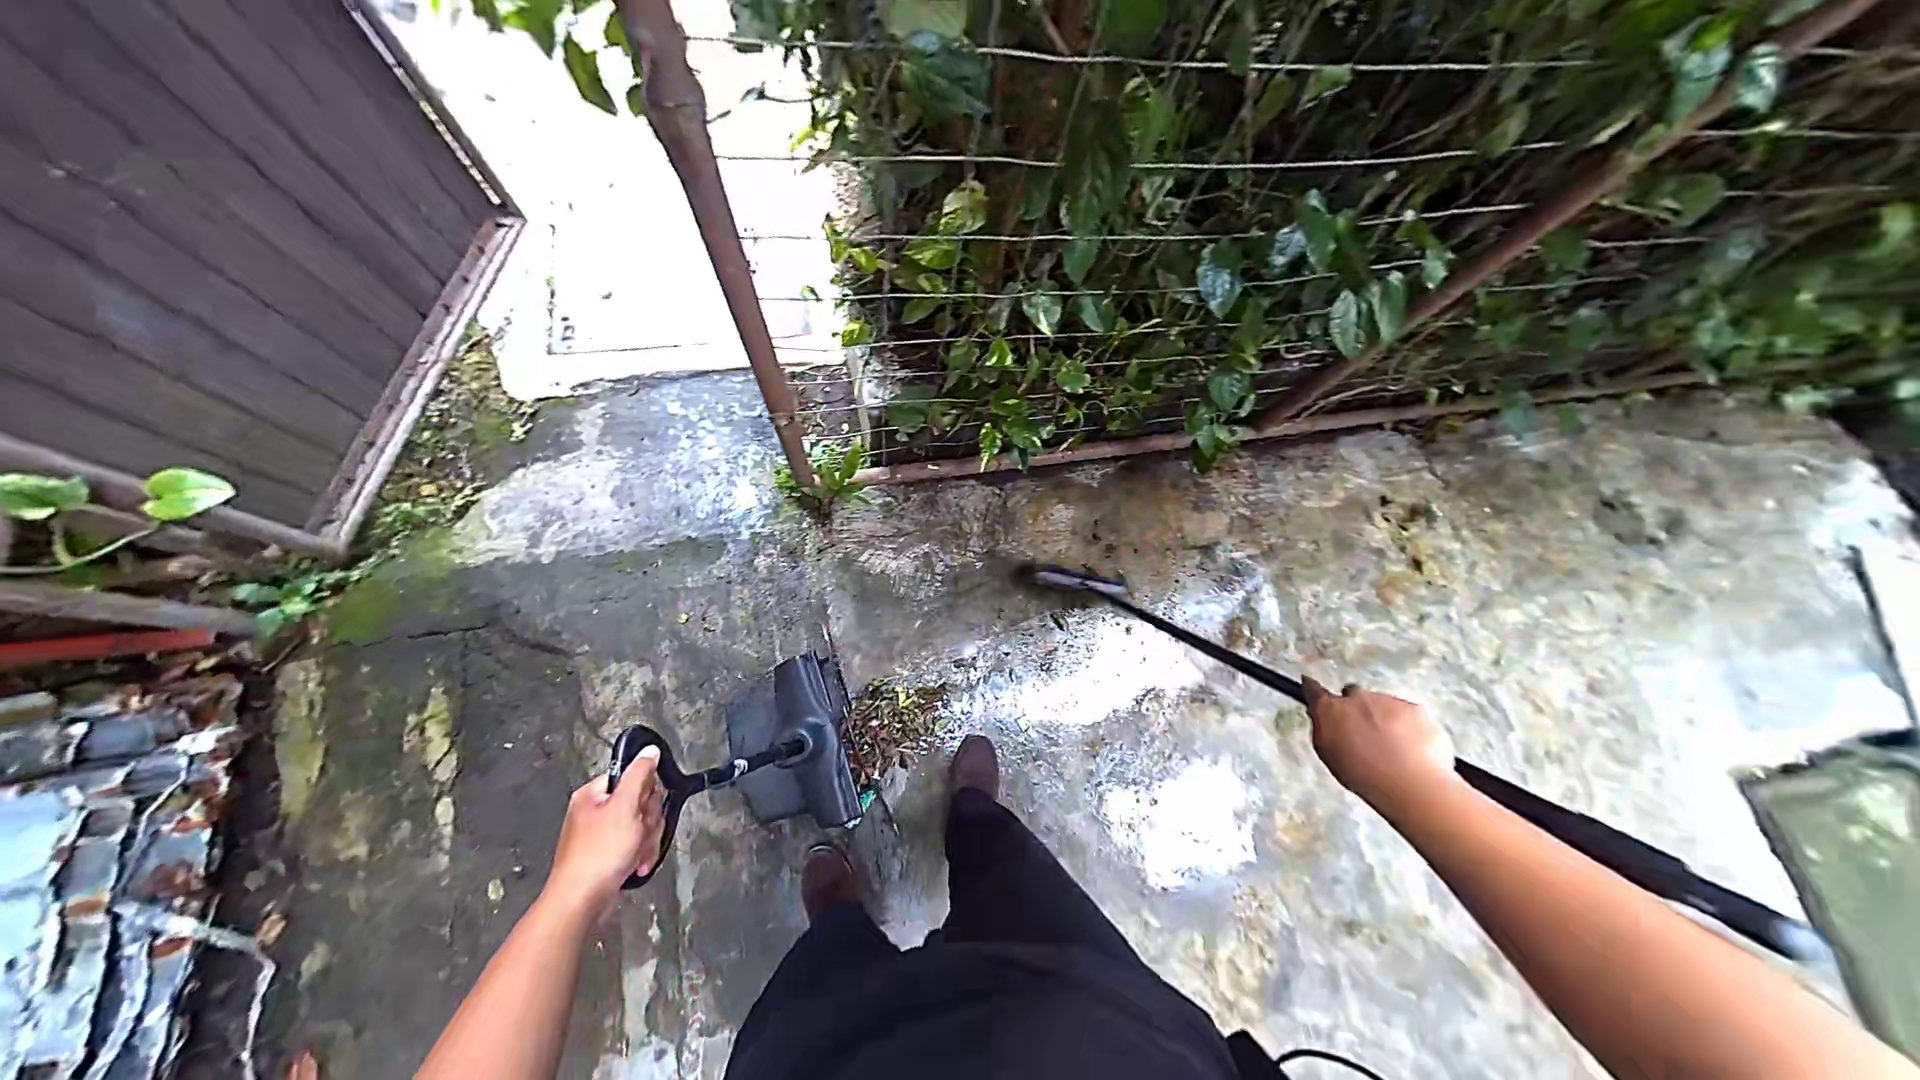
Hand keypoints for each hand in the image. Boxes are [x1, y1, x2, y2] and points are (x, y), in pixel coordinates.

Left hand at [542, 746, 664, 913]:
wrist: (581, 901)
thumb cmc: (597, 855)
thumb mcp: (624, 806)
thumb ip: (639, 774)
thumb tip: (648, 752)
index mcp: (594, 794)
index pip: (633, 777)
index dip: (645, 791)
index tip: (643, 805)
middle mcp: (597, 812)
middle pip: (642, 802)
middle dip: (648, 820)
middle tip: (637, 832)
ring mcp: (603, 834)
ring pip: (643, 825)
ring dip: (646, 840)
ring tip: (634, 853)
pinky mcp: (610, 853)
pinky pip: (637, 844)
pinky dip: (641, 854)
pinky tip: (634, 864)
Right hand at [1304, 678, 1459, 816]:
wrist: (1411, 783)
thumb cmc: (1364, 775)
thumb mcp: (1329, 755)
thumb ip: (1322, 729)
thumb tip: (1321, 715)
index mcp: (1330, 709)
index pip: (1313, 689)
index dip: (1312, 688)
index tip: (1311, 687)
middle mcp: (1356, 698)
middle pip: (1351, 693)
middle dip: (1354, 706)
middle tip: (1362, 731)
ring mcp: (1387, 700)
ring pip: (1380, 702)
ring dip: (1381, 716)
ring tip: (1390, 746)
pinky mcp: (1414, 708)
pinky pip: (1406, 711)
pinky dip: (1406, 724)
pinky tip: (1409, 745)